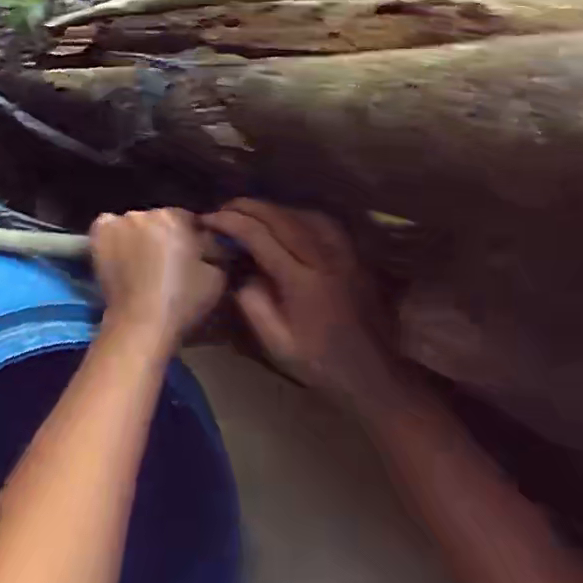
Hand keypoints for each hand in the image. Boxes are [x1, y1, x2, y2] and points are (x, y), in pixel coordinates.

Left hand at [87, 209, 226, 348]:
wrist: (141, 319)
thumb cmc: (182, 300)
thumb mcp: (217, 276)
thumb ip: (216, 251)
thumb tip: (213, 243)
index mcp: (175, 218)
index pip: (187, 219)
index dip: (190, 236)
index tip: (190, 254)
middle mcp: (145, 213)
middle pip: (157, 220)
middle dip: (163, 235)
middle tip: (164, 260)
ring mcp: (118, 221)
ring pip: (133, 224)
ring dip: (138, 235)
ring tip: (140, 261)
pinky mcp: (98, 233)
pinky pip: (107, 225)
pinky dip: (113, 235)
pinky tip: (118, 252)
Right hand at [200, 199, 393, 402]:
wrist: (375, 376)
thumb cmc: (319, 361)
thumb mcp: (274, 341)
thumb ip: (251, 301)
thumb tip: (242, 271)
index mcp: (300, 281)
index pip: (258, 236)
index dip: (229, 222)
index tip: (207, 220)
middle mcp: (324, 260)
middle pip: (281, 217)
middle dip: (247, 207)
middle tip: (222, 209)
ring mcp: (344, 256)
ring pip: (304, 214)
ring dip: (273, 208)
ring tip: (252, 213)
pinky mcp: (356, 259)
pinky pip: (325, 224)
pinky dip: (299, 216)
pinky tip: (288, 222)